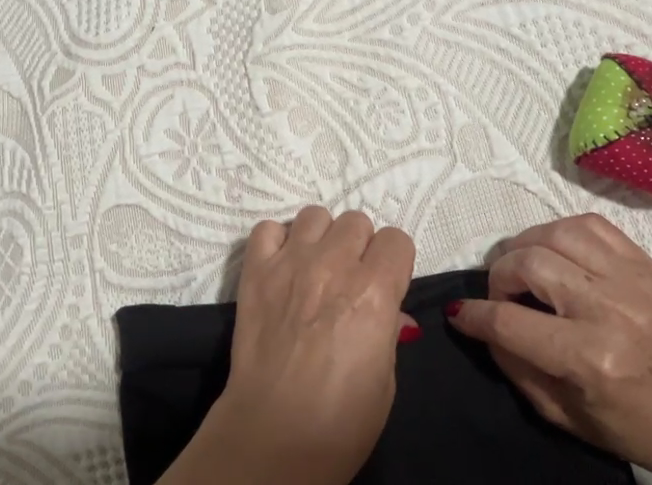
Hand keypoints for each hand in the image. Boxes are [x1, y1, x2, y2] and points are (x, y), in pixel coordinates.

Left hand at [159, 206, 416, 484]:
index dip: (394, 261)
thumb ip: (388, 332)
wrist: (274, 435)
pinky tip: (281, 267)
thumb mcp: (386, 381)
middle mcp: (334, 265)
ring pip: (314, 215)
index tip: (386, 282)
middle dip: (359, 246)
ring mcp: (290, 263)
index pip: (396, 239)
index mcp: (374, 291)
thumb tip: (389, 314)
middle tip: (349, 278)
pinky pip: (267, 229)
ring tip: (314, 268)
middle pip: (356, 221)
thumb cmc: (341, 420)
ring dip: (321, 237)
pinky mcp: (255, 271)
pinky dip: (277, 241)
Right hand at [447, 215, 651, 484]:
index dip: (474, 315)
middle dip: (499, 277)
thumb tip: (479, 323)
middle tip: (500, 296)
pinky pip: (591, 225)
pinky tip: (556, 253)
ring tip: (525, 269)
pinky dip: (561, 232)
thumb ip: (515, 366)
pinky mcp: (647, 264)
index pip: (508, 319)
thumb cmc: (636, 428)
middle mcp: (610, 310)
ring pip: (555, 233)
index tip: (460, 315)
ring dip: (526, 247)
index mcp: (591, 359)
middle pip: (528, 263)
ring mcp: (632, 280)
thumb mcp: (563, 415)